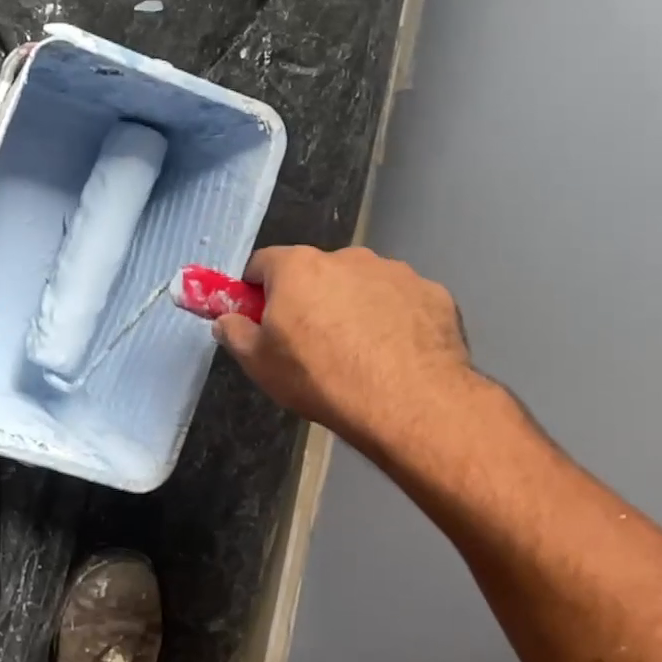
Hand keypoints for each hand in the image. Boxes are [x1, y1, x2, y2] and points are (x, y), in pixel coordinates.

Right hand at [213, 246, 483, 454]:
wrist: (410, 404)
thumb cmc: (321, 378)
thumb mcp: (258, 363)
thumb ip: (234, 332)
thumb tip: (227, 320)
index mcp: (297, 266)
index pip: (263, 262)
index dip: (256, 289)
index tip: (259, 317)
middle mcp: (347, 257)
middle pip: (315, 271)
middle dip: (308, 297)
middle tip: (309, 340)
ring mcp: (395, 272)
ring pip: (360, 284)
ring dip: (352, 305)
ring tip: (359, 351)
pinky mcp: (434, 293)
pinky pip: (401, 301)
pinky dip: (393, 318)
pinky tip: (395, 354)